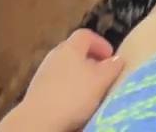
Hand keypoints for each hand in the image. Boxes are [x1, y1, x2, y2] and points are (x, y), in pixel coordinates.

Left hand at [4, 29, 123, 131]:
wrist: (38, 121)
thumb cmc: (72, 95)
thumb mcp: (99, 81)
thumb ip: (111, 68)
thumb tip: (118, 58)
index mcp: (71, 47)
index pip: (86, 35)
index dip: (100, 43)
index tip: (111, 57)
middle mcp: (55, 54)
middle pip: (75, 50)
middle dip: (90, 60)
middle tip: (101, 73)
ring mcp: (43, 72)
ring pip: (65, 67)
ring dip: (78, 75)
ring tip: (88, 90)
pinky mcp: (36, 90)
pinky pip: (56, 82)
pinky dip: (66, 87)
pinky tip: (72, 101)